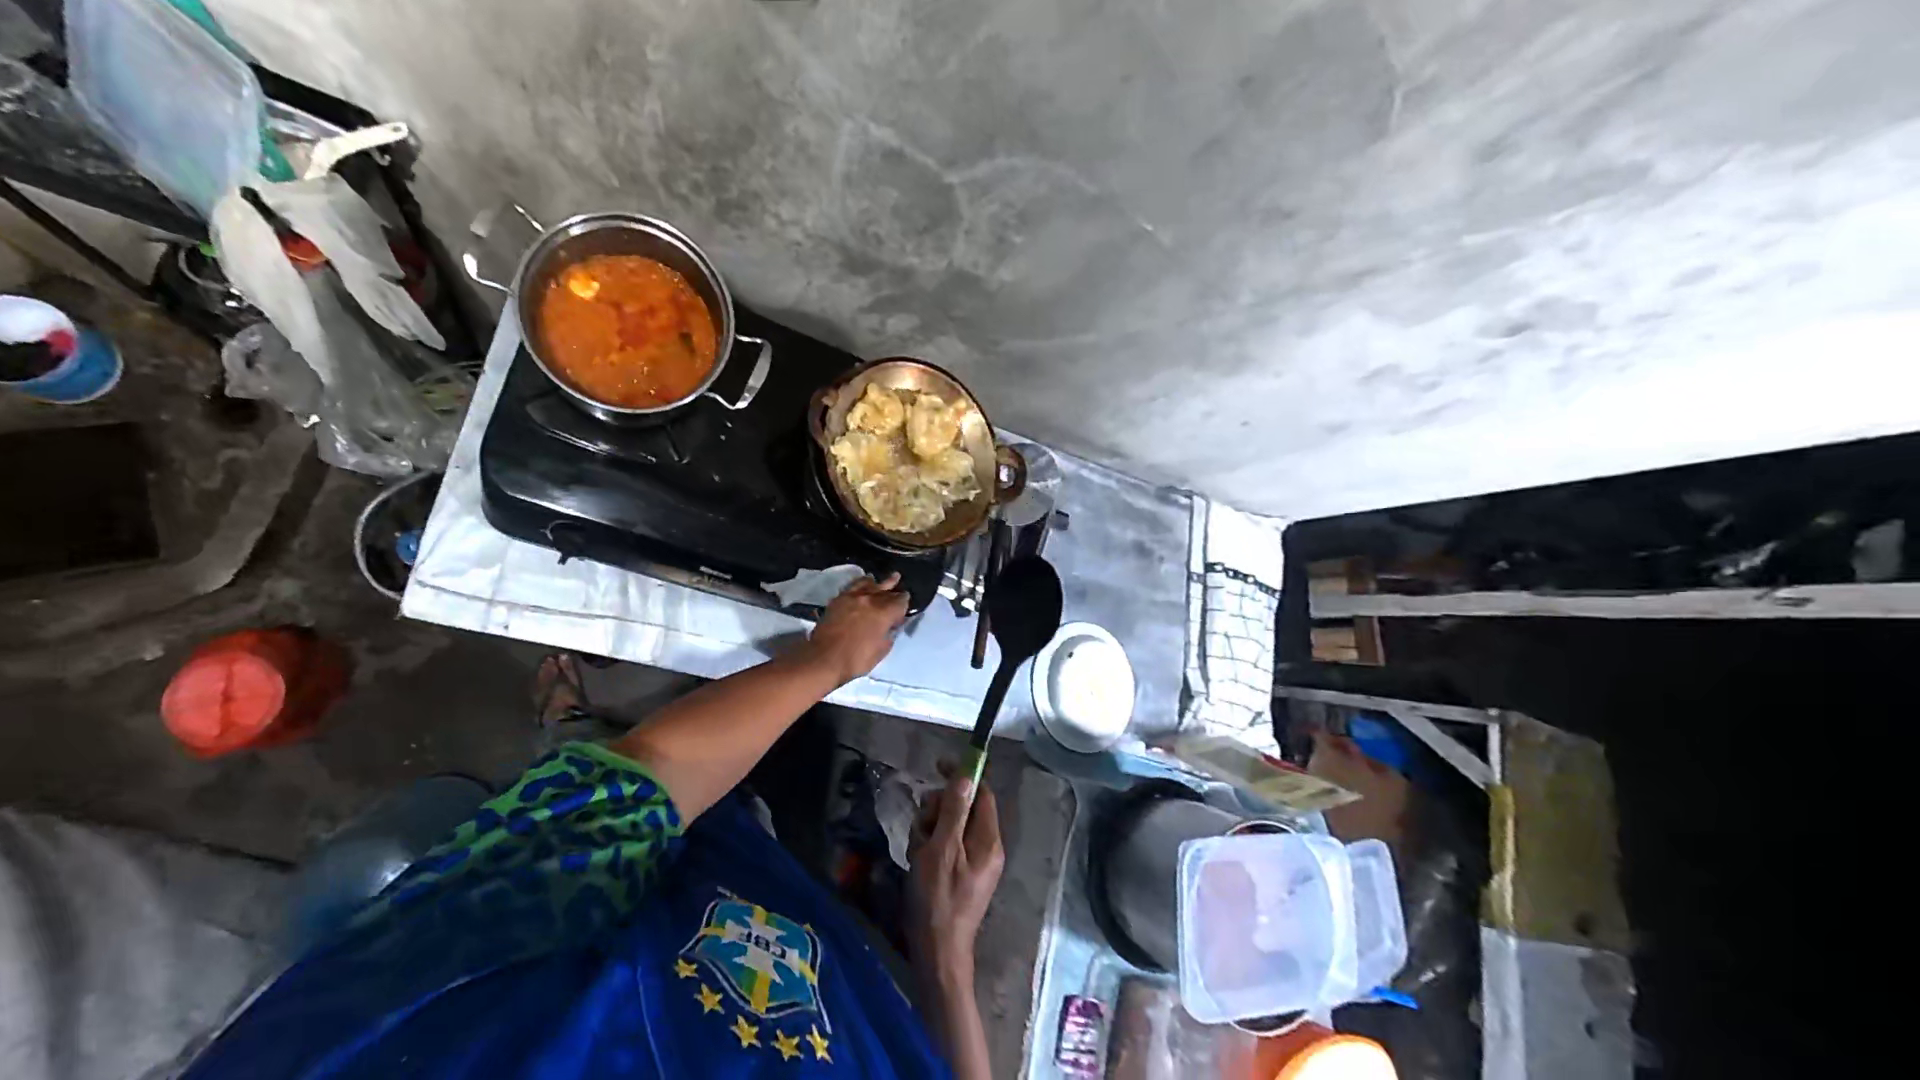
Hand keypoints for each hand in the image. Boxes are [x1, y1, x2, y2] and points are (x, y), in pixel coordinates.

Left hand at [804, 573, 908, 683]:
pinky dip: (860, 583)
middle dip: (893, 589)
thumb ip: (889, 635)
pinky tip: (861, 584)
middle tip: (898, 582)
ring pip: (869, 583)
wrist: (824, 658)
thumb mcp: (881, 651)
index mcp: (884, 612)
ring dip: (877, 582)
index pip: (901, 601)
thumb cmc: (856, 659)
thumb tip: (891, 627)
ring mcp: (852, 597)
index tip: (905, 603)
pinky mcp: (838, 599)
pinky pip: (852, 586)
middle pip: (886, 590)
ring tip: (880, 579)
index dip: (905, 602)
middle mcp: (870, 599)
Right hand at [906, 770, 1004, 981]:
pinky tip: (916, 862)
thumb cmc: (938, 899)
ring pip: (949, 826)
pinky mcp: (959, 874)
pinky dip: (929, 847)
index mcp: (988, 839)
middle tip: (921, 825)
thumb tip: (965, 776)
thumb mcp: (941, 849)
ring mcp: (973, 862)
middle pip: (963, 808)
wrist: (937, 953)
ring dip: (928, 829)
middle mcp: (986, 847)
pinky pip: (945, 846)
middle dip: (937, 808)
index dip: (962, 776)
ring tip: (916, 851)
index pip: (982, 793)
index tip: (937, 766)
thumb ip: (953, 812)